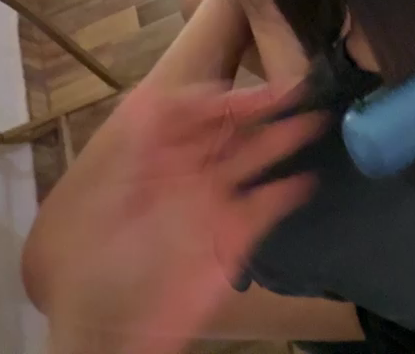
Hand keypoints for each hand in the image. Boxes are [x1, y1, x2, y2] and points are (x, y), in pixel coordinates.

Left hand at [40, 84, 321, 353]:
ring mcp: (217, 202)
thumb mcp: (105, 189)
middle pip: (237, 129)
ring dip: (285, 139)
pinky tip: (307, 179)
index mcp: (163, 153)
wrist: (108, 330)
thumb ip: (134, 141)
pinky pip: (267, 207)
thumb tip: (159, 94)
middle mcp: (194, 169)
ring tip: (317, 121)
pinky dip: (288, 192)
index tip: (261, 85)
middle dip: (268, 108)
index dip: (234, 97)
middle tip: (302, 90)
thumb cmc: (97, 257)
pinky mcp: (235, 237)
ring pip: (256, 160)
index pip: (203, 111)